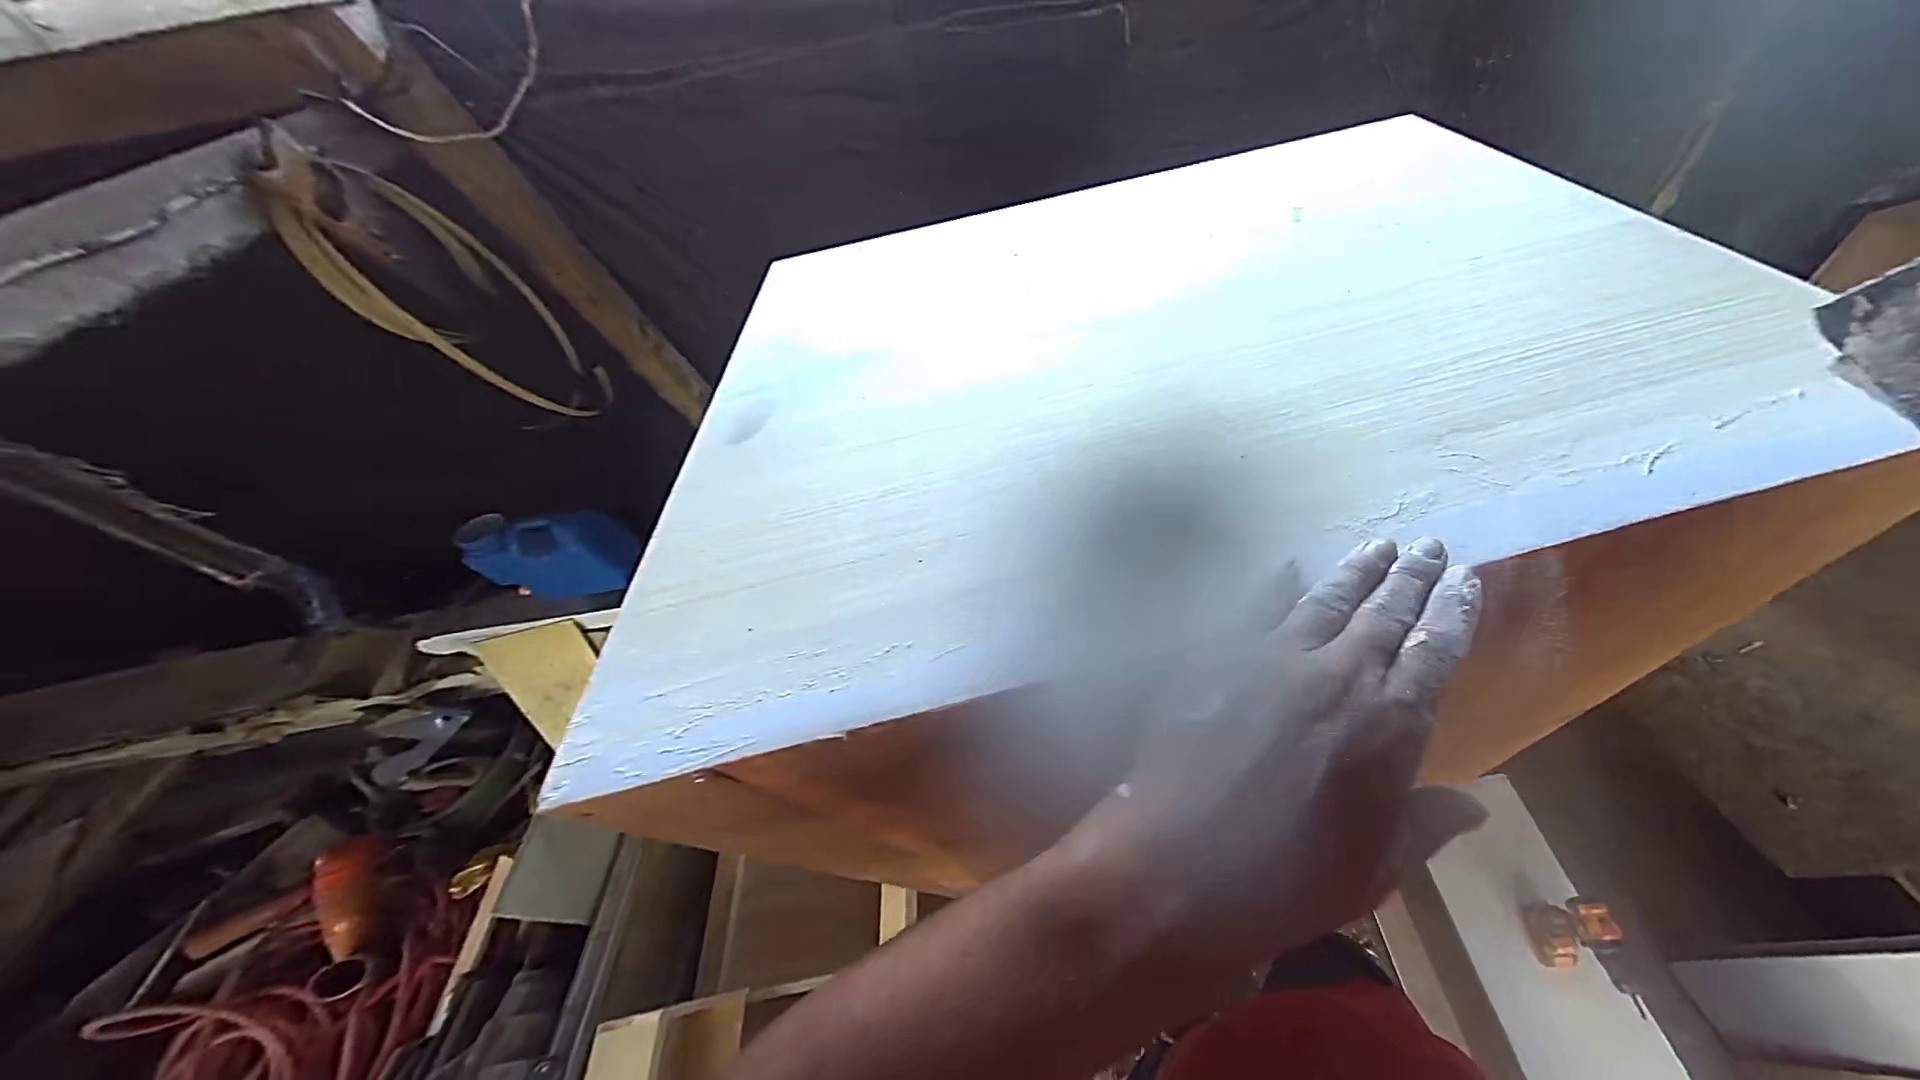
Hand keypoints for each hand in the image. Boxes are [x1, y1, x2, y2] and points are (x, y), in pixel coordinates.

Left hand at [1062, 537, 1484, 970]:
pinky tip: (1282, 569)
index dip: (1453, 612)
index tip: (1467, 577)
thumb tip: (1472, 803)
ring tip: (1376, 545)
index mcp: (1387, 725)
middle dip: (1410, 578)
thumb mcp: (1372, 868)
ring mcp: (1267, 662)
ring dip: (1352, 572)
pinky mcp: (1213, 661)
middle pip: (1382, 615)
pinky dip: (1270, 588)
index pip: (1434, 651)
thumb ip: (1422, 825)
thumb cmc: (1284, 879)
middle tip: (1428, 546)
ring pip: (1321, 603)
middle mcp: (1333, 678)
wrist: (1178, 860)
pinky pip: (1248, 614)